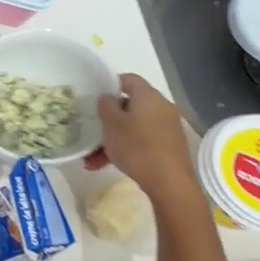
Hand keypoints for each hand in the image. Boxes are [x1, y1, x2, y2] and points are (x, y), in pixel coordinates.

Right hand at [88, 73, 201, 203]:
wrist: (169, 181)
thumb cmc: (136, 147)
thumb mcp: (111, 124)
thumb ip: (105, 106)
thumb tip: (107, 96)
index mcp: (148, 96)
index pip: (128, 79)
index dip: (109, 84)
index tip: (92, 96)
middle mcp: (160, 106)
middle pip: (129, 105)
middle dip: (107, 119)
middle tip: (89, 130)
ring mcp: (166, 126)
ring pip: (132, 126)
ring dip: (111, 138)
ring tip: (92, 158)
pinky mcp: (168, 144)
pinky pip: (141, 139)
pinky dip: (124, 147)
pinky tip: (106, 165)